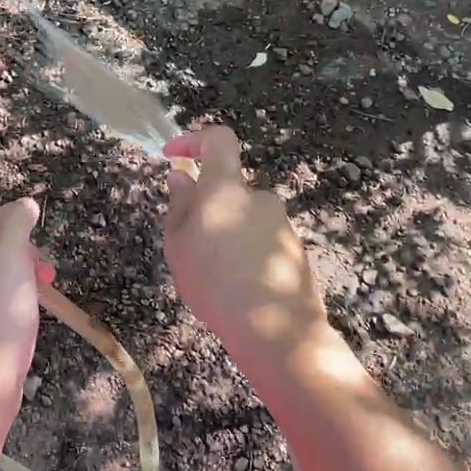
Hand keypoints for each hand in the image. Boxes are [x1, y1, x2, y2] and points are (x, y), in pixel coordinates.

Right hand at [161, 126, 330, 353]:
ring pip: (245, 216)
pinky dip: (247, 252)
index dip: (194, 140)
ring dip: (228, 233)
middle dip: (208, 206)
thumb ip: (180, 205)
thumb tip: (181, 176)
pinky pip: (262, 238)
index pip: (218, 139)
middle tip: (191, 242)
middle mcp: (259, 197)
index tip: (174, 157)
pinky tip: (239, 286)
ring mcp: (282, 223)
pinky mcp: (296, 249)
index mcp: (226, 188)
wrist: (277, 331)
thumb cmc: (214, 282)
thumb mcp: (179, 245)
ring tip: (215, 272)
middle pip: (229, 187)